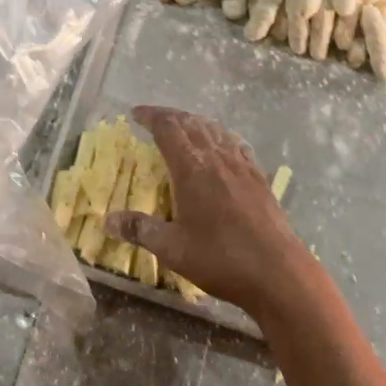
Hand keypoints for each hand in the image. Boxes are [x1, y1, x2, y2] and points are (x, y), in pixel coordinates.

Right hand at [103, 105, 313, 317]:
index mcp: (191, 168)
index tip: (136, 114)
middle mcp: (216, 157)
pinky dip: (220, 136)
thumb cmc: (221, 258)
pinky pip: (235, 143)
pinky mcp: (258, 176)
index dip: (151, 116)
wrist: (277, 271)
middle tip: (154, 119)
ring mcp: (241, 164)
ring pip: (214, 129)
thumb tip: (108, 221)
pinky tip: (221, 146)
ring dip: (194, 122)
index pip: (167, 128)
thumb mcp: (173, 249)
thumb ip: (141, 230)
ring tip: (183, 127)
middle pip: (191, 122)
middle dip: (170, 116)